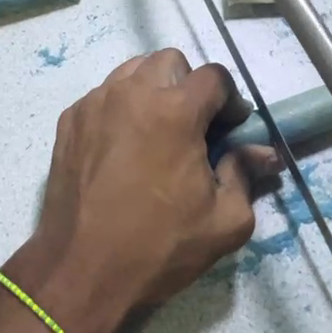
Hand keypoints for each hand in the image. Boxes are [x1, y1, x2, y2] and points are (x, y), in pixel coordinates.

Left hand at [1, 49, 280, 332]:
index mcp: (176, 110)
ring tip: (156, 131)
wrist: (80, 270)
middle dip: (188, 85)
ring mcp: (96, 102)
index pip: (214, 76)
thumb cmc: (158, 247)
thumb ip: (246, 174)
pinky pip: (103, 94)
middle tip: (192, 126)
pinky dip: (119, 107)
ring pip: (132, 71)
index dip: (229, 99)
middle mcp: (133, 92)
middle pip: (170, 62)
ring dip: (152, 90)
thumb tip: (261, 152)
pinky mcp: (70, 119)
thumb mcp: (224, 222)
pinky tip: (122, 146)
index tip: (230, 128)